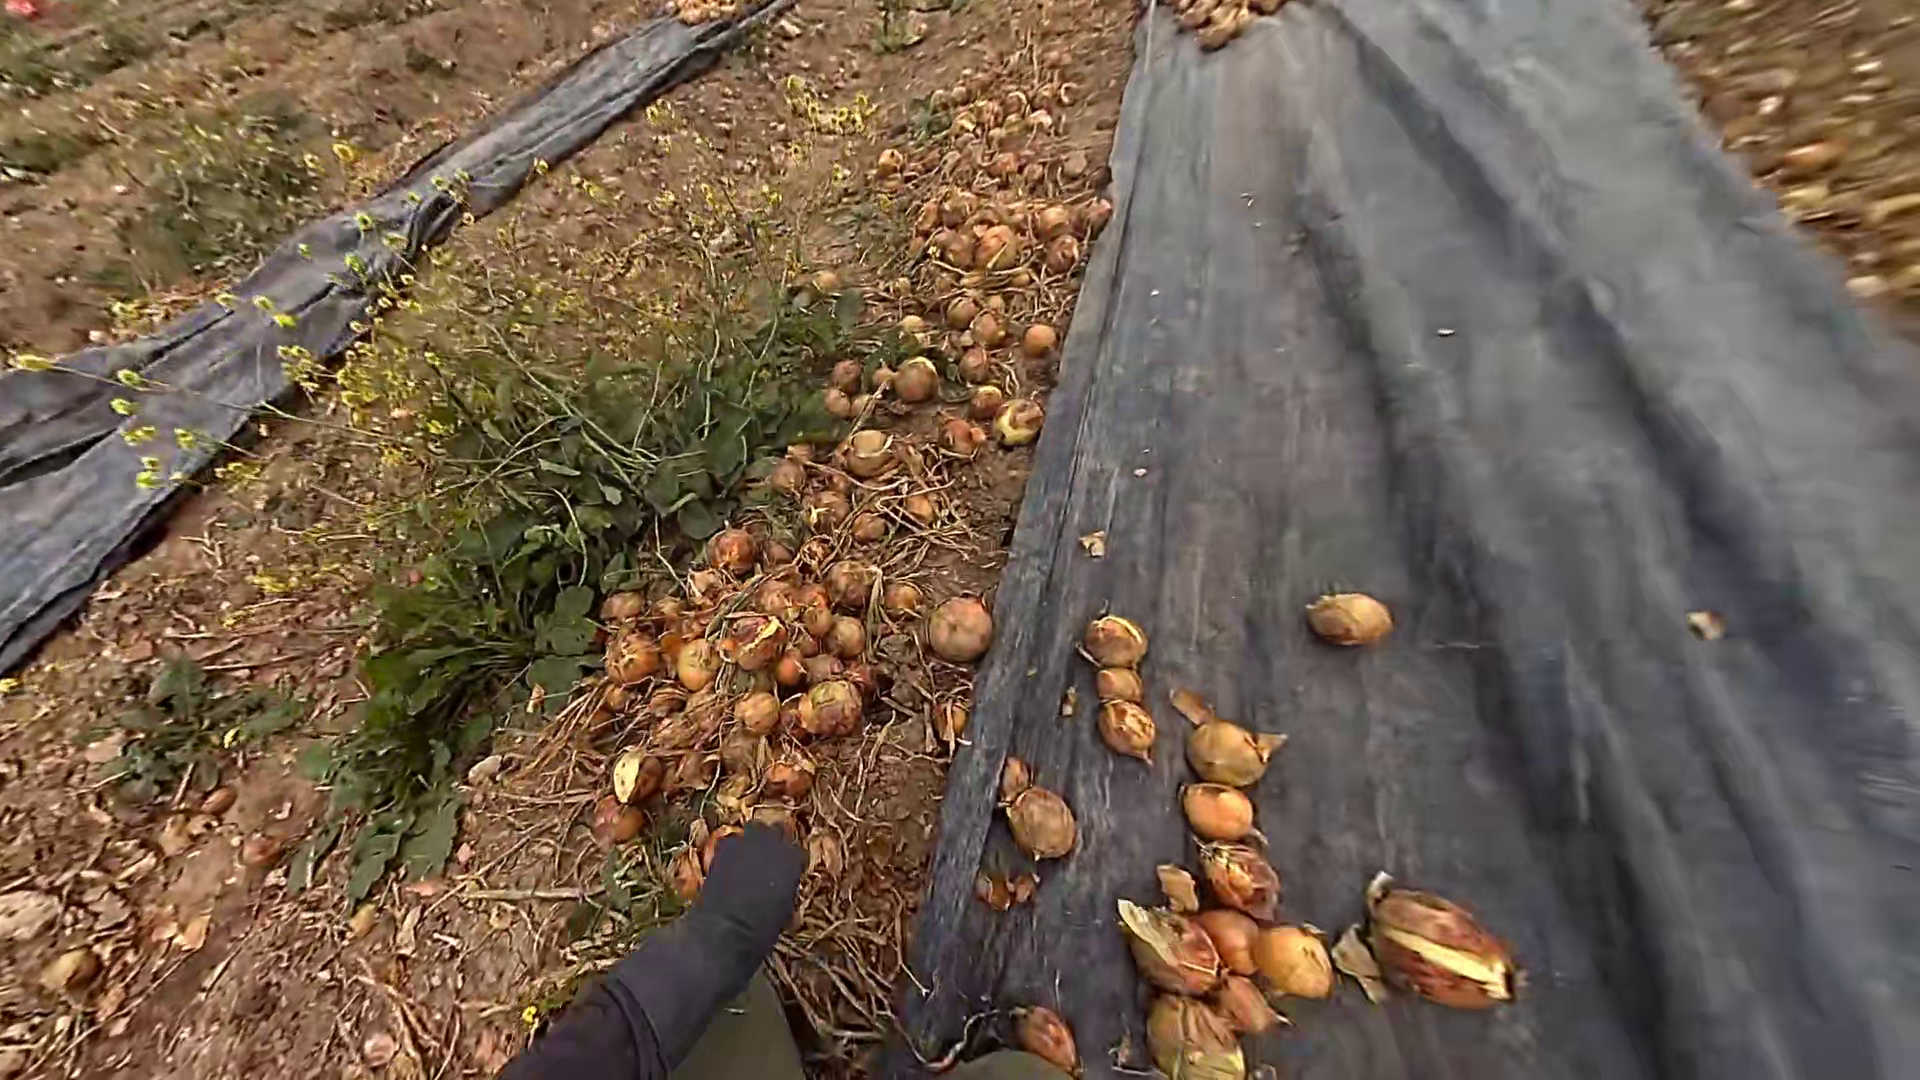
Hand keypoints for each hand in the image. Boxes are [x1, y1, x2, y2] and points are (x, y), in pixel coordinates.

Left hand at [696, 822, 805, 936]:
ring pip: (756, 827)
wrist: (726, 931)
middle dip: (775, 841)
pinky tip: (727, 862)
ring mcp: (750, 842)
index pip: (799, 852)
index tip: (788, 873)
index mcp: (794, 859)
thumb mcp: (784, 913)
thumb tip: (788, 903)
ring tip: (749, 853)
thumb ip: (788, 895)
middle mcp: (775, 843)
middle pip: (779, 830)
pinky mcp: (726, 847)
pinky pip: (731, 841)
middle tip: (769, 858)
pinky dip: (731, 849)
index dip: (793, 863)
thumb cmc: (761, 931)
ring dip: (754, 838)